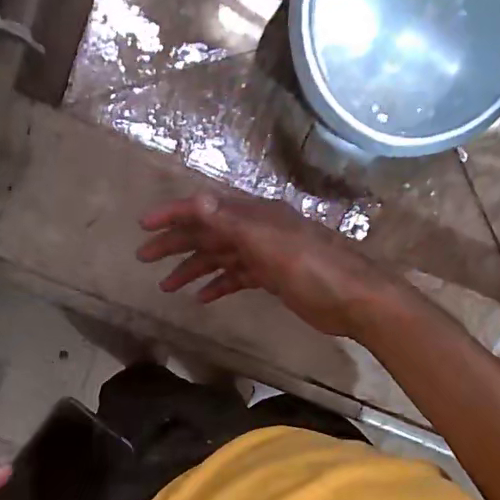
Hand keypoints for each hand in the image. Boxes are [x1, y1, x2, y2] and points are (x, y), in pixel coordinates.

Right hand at [137, 192, 402, 336]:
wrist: (356, 299)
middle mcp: (256, 229)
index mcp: (254, 216)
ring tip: (166, 286)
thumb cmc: (314, 268)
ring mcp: (265, 254)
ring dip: (192, 268)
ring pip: (219, 257)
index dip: (173, 215)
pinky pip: (237, 277)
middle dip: (175, 244)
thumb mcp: (269, 243)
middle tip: (144, 258)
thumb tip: (197, 199)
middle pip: (207, 233)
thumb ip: (231, 222)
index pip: (205, 209)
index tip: (144, 226)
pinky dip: (218, 284)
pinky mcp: (273, 277)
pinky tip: (201, 297)